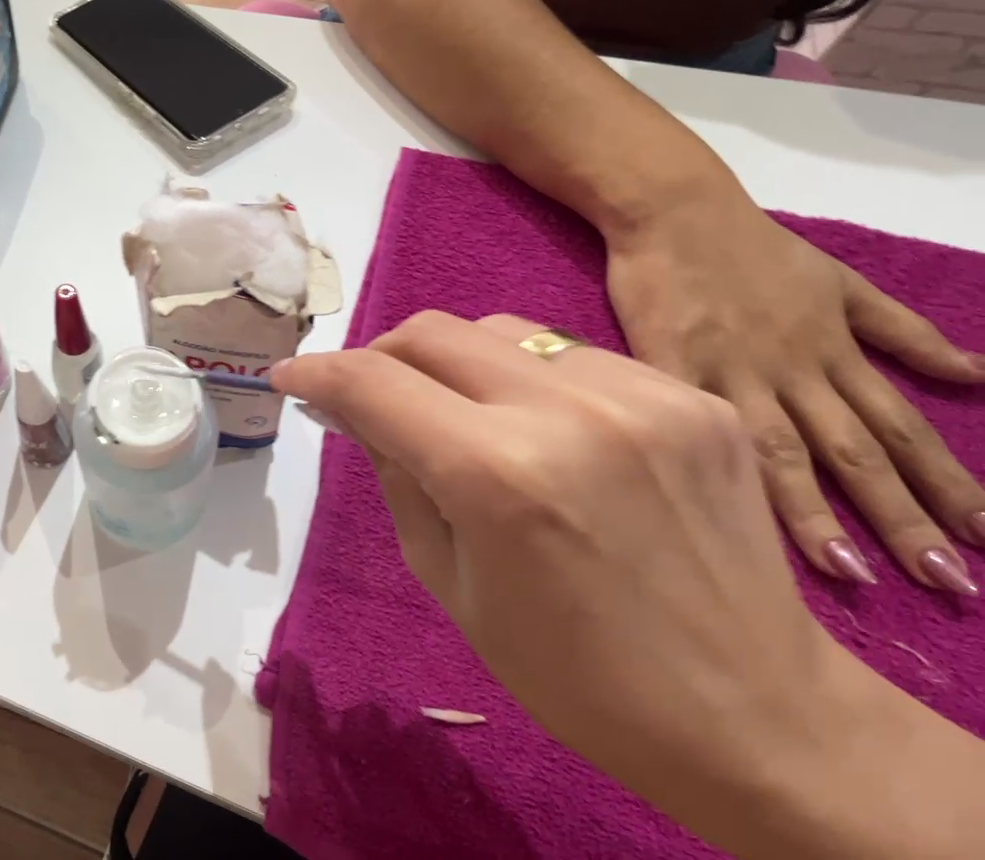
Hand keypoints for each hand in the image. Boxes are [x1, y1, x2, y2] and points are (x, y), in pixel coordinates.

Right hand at [272, 314, 984, 858]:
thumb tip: (354, 410)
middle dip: (380, 357)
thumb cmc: (571, 673)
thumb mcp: (447, 579)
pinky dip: (529, 380)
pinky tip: (540, 430)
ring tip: (456, 413)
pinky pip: (574, 357)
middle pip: (433, 332)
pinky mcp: (693, 400)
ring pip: (503, 330)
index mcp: (497, 475)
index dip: (317, 372)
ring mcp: (644, 397)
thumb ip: (396, 474)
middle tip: (368, 397)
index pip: (374, 383)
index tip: (290, 377)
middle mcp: (569, 413)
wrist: (753, 714)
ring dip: (454, 363)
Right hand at [606, 196, 984, 594]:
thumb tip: (976, 376)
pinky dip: (721, 461)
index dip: (950, 485)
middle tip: (950, 585)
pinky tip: (729, 502)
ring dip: (819, 511)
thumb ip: (899, 331)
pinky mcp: (669, 368)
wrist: (673, 215)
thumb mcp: (841, 281)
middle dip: (904, 518)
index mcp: (835, 352)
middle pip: (858, 453)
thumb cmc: (751, 249)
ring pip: (785, 450)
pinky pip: (700, 422)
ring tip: (853, 571)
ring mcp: (730, 373)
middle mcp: (795, 371)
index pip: (904, 429)